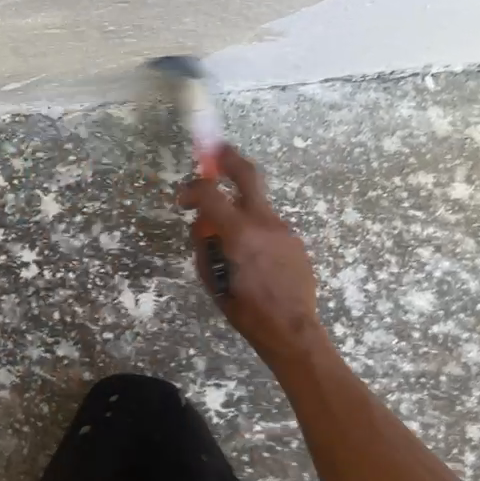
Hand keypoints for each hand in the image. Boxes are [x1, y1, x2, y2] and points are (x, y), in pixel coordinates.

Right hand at [180, 146, 327, 367]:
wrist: (291, 329)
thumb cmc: (242, 308)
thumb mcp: (209, 276)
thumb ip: (203, 242)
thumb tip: (203, 222)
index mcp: (238, 232)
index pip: (210, 192)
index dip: (192, 189)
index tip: (183, 199)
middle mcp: (264, 222)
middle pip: (248, 175)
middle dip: (229, 158)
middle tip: (216, 151)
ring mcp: (284, 230)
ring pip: (257, 207)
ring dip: (241, 212)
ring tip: (233, 244)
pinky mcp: (295, 241)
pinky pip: (268, 228)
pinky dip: (256, 233)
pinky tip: (254, 260)